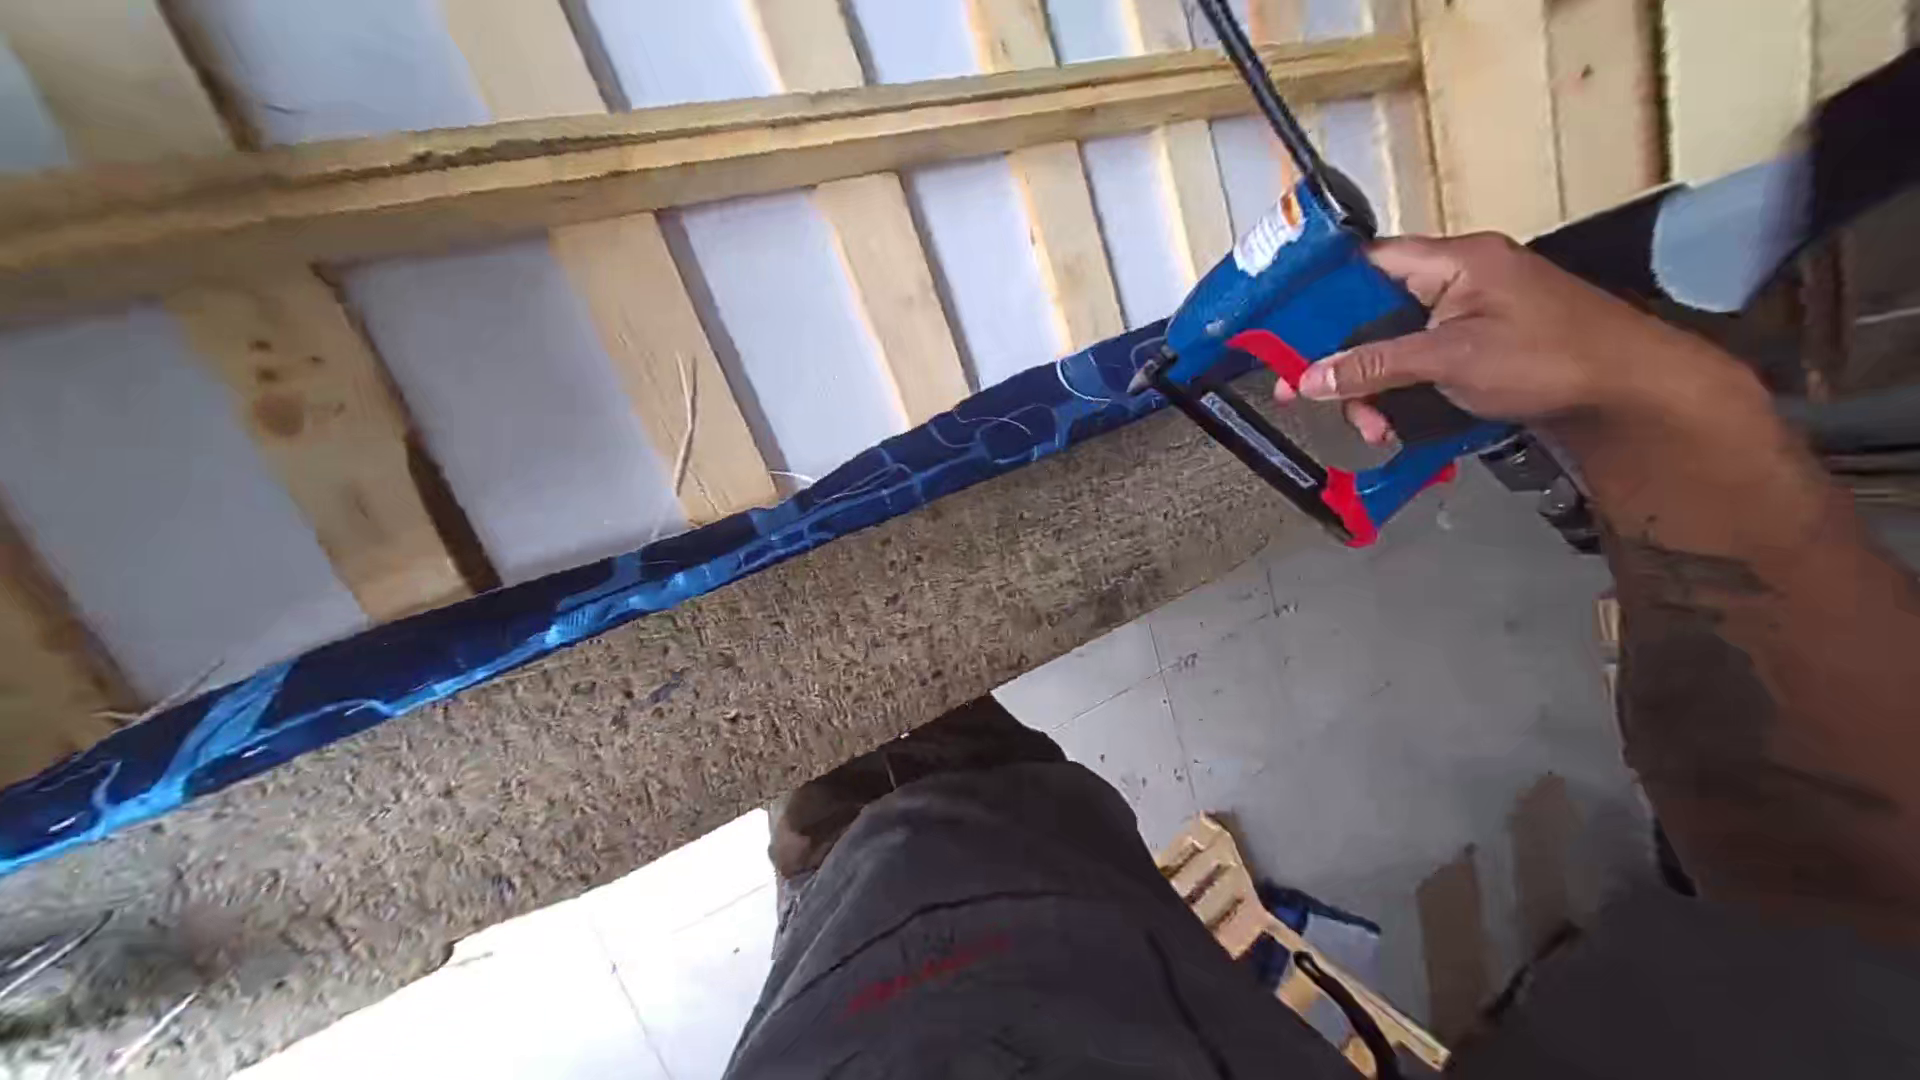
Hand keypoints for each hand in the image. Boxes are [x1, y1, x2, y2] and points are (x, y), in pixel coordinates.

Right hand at [1272, 233, 1754, 444]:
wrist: (1630, 394)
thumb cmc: (1548, 358)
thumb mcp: (1451, 359)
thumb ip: (1374, 365)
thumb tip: (1306, 379)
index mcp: (1451, 262)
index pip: (1367, 263)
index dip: (1321, 291)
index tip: (1281, 326)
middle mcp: (1451, 282)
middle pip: (1367, 314)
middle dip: (1340, 361)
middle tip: (1303, 394)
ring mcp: (1459, 317)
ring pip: (1385, 348)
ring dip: (1367, 390)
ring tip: (1372, 427)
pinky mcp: (1467, 350)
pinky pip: (1410, 367)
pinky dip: (1394, 396)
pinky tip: (1392, 426)